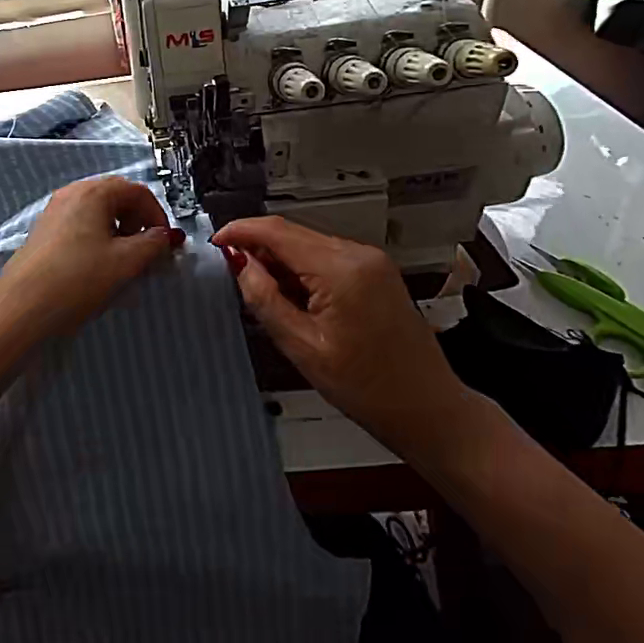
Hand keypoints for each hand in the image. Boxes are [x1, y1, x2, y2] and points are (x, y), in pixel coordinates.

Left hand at [0, 176, 182, 409]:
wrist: (22, 305)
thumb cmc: (77, 278)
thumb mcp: (126, 262)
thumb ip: (153, 244)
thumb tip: (166, 236)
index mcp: (92, 192)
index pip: (136, 190)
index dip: (157, 214)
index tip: (165, 242)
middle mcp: (71, 193)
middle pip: (116, 196)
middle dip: (138, 219)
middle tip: (148, 249)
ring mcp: (54, 211)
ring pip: (97, 210)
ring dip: (119, 228)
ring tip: (125, 259)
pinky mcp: (45, 230)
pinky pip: (80, 222)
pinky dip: (98, 235)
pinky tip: (99, 263)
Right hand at [212, 217, 477, 460]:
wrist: (429, 411)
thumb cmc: (366, 387)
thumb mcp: (300, 344)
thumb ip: (263, 297)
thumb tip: (237, 261)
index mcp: (340, 269)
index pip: (276, 231)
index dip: (239, 231)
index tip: (214, 243)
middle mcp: (358, 254)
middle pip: (291, 233)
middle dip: (257, 246)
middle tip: (231, 272)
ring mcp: (371, 261)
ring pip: (305, 243)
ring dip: (278, 259)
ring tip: (262, 292)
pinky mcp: (375, 271)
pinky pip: (324, 255)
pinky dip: (299, 267)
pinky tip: (291, 295)